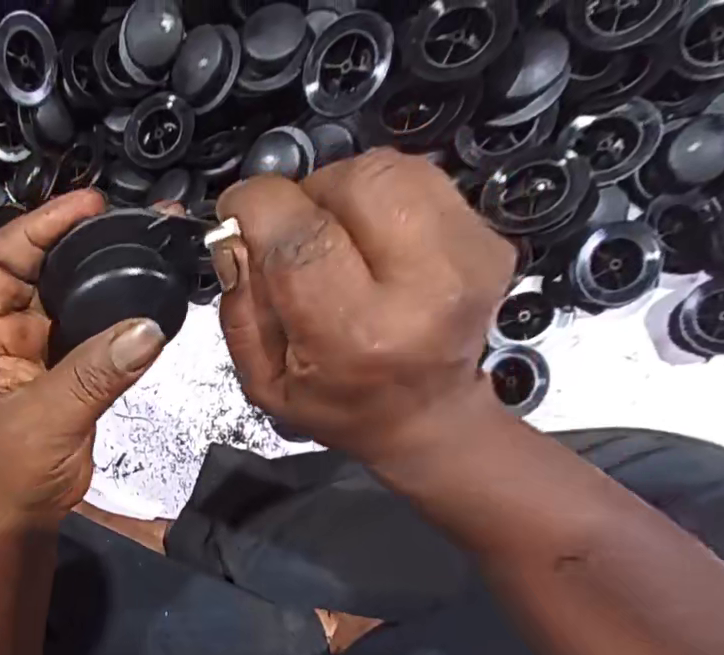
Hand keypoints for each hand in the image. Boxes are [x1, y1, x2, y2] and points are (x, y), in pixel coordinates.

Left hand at [0, 189, 169, 528]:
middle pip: (39, 269)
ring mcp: (42, 352)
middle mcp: (10, 334)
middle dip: (77, 241)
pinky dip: (116, 313)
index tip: (85, 208)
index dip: (38, 227)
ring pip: (70, 297)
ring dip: (101, 273)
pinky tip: (143, 295)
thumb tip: (147, 328)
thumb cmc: (15, 473)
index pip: (0, 259)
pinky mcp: (70, 371)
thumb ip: (96, 374)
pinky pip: (94, 330)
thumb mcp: (49, 418)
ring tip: (140, 246)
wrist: (27, 515)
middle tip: (124, 221)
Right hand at [212, 148, 516, 465]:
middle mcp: (423, 289)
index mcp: (357, 336)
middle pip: (351, 183)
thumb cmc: (340, 406)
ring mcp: (466, 258)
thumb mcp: (265, 383)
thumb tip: (234, 236)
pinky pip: (420, 182)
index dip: (259, 207)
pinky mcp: (489, 239)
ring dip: (345, 191)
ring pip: (389, 170)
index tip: (238, 208)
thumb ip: (240, 310)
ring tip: (336, 236)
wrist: (427, 417)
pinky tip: (373, 240)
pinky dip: (382, 199)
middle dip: (308, 194)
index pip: (300, 239)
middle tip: (295, 230)